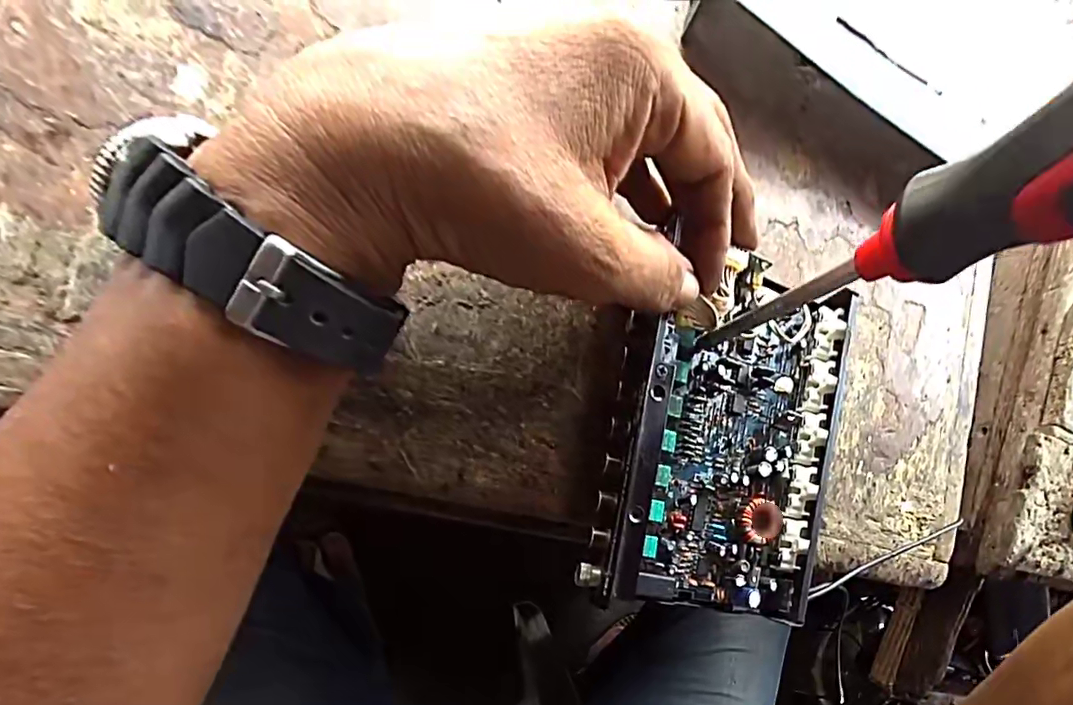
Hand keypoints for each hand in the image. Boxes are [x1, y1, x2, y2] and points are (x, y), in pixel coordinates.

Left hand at [191, 17, 757, 309]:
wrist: (349, 153)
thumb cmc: (479, 186)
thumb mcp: (593, 254)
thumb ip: (660, 277)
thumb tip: (685, 289)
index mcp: (639, 69)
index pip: (715, 155)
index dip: (724, 227)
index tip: (716, 279)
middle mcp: (605, 47)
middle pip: (687, 137)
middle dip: (706, 203)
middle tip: (721, 252)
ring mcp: (559, 58)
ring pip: (643, 138)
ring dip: (665, 197)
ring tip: (672, 247)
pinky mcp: (524, 83)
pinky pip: (598, 137)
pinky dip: (620, 185)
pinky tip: (618, 220)